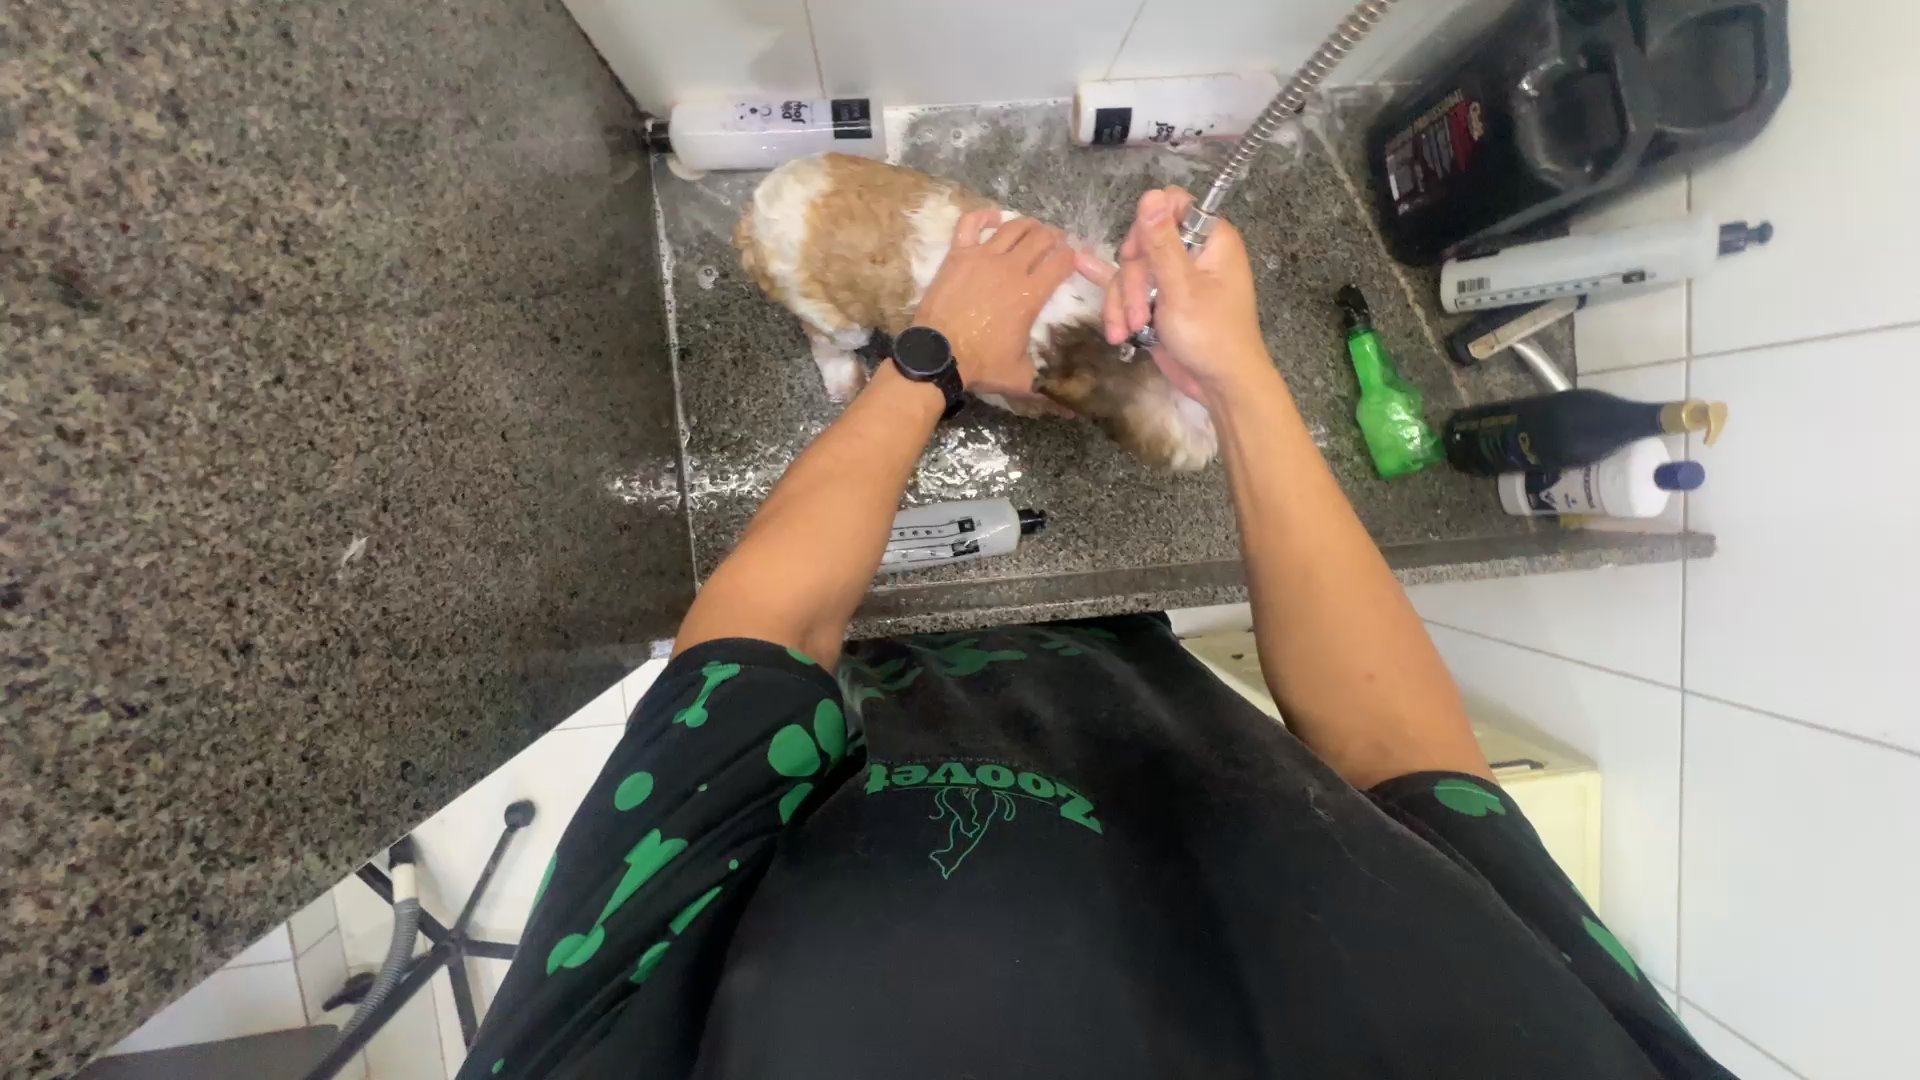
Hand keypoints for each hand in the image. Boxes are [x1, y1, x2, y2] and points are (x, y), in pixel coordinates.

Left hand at [911, 210, 1075, 398]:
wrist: (937, 356)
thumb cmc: (980, 366)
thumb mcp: (1020, 379)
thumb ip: (1047, 387)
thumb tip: (1073, 410)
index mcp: (1031, 294)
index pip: (1062, 262)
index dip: (1073, 257)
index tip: (1074, 260)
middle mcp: (1011, 268)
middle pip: (1041, 238)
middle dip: (1054, 237)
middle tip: (1056, 243)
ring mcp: (982, 257)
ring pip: (1012, 226)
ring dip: (1028, 224)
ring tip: (1033, 228)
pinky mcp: (958, 255)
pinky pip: (972, 223)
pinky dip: (985, 215)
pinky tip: (995, 217)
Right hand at [1074, 187, 1271, 404]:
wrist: (1219, 384)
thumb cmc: (1211, 335)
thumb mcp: (1182, 289)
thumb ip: (1162, 244)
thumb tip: (1150, 195)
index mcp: (1209, 240)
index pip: (1170, 207)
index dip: (1146, 227)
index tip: (1135, 254)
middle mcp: (1191, 254)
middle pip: (1142, 245)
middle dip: (1131, 283)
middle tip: (1138, 314)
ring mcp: (1173, 280)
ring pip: (1130, 274)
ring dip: (1122, 304)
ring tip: (1126, 332)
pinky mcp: (1159, 304)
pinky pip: (1130, 295)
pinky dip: (1121, 310)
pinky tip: (1107, 312)